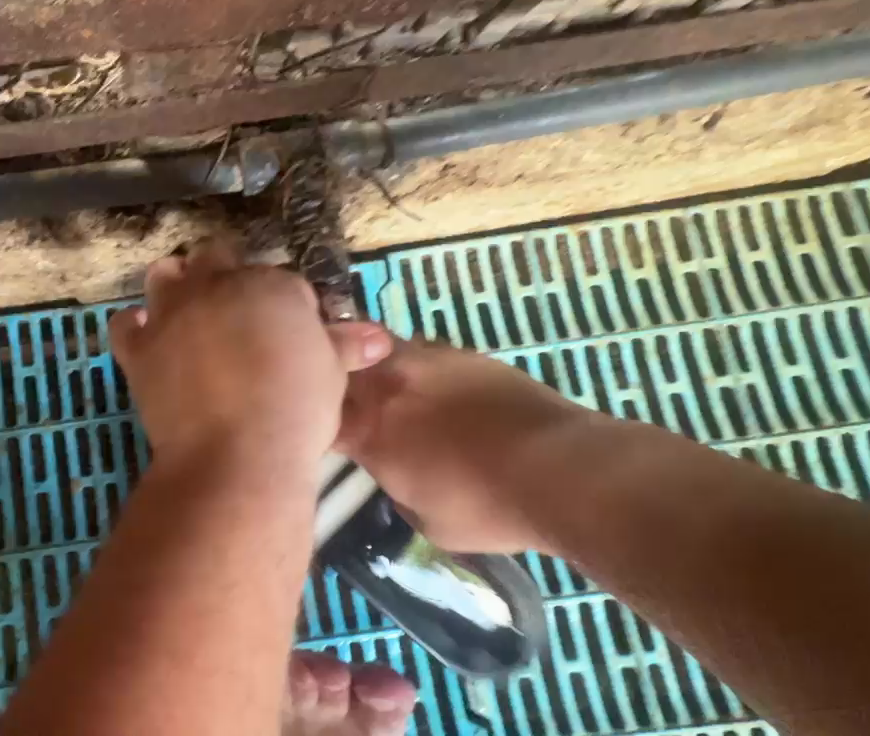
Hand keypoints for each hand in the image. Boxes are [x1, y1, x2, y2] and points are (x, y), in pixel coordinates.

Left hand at [108, 239, 392, 476]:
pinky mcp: (139, 348)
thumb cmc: (297, 411)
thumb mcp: (331, 374)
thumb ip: (345, 345)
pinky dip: (135, 325)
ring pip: (165, 274)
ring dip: (177, 282)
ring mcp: (171, 313)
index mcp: (270, 285)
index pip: (279, 279)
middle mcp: (216, 285)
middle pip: (217, 257)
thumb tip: (377, 338)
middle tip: (240, 312)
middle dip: (228, 273)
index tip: (289, 330)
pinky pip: (125, 323)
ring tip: (189, 305)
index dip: (285, 303)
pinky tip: (147, 333)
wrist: (238, 454)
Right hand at [336, 338, 606, 552]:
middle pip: (338, 365)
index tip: (312, 426)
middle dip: (331, 376)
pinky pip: (421, 352)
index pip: (317, 413)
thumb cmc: (488, 509)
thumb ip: (395, 486)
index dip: (310, 417)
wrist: (560, 469)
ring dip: (373, 365)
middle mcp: (386, 386)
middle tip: (337, 394)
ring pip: (377, 349)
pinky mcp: (460, 353)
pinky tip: (435, 390)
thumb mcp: (425, 520)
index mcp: (369, 432)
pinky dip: (415, 367)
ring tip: (387, 387)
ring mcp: (424, 360)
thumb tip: (395, 471)